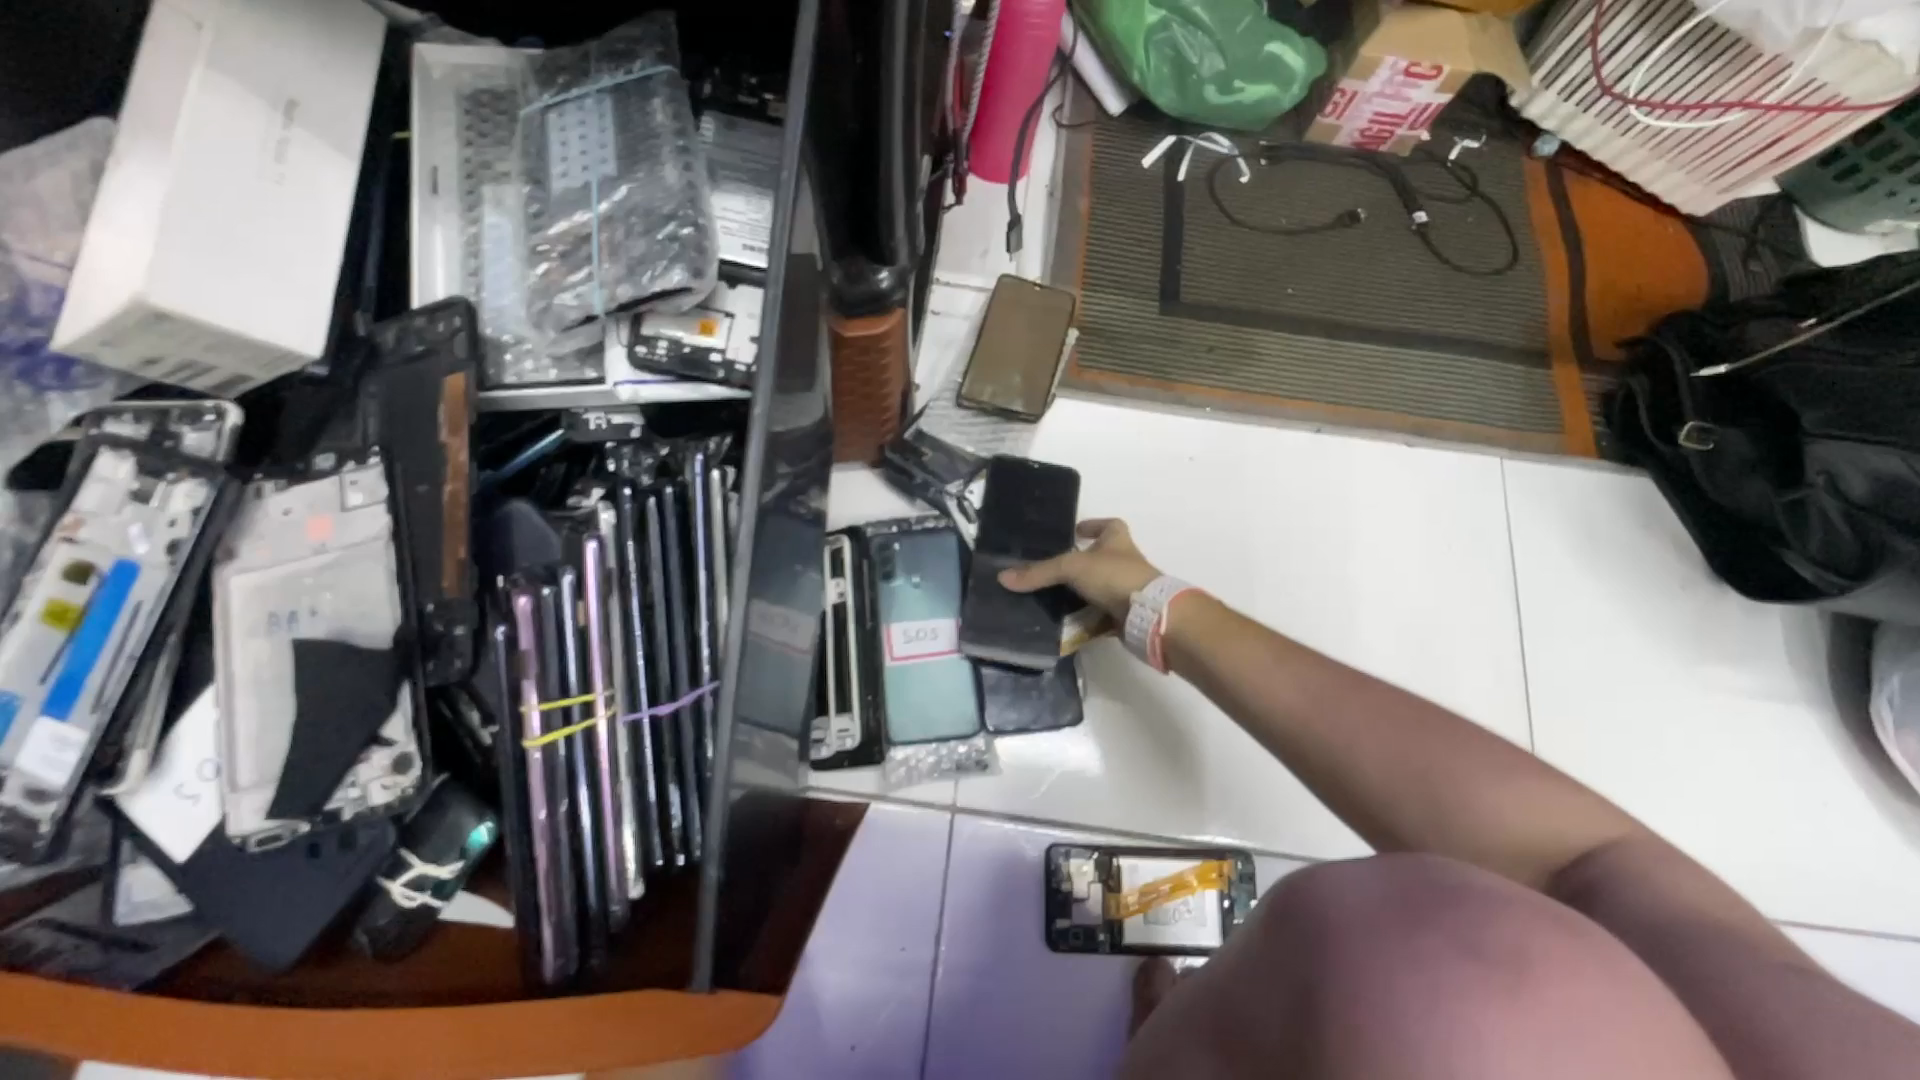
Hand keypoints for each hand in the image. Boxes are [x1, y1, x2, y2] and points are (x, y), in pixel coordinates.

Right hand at [997, 518, 1160, 620]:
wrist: (1147, 614)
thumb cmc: (1114, 576)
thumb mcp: (1071, 568)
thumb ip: (1039, 572)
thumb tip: (1003, 577)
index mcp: (1118, 540)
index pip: (1109, 525)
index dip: (1093, 526)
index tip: (1076, 531)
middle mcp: (1124, 562)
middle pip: (1101, 559)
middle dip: (1080, 565)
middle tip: (1052, 570)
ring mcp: (1126, 589)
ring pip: (1099, 589)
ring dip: (1080, 593)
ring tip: (1051, 598)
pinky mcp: (1124, 614)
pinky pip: (1100, 615)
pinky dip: (1085, 619)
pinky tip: (1065, 623)